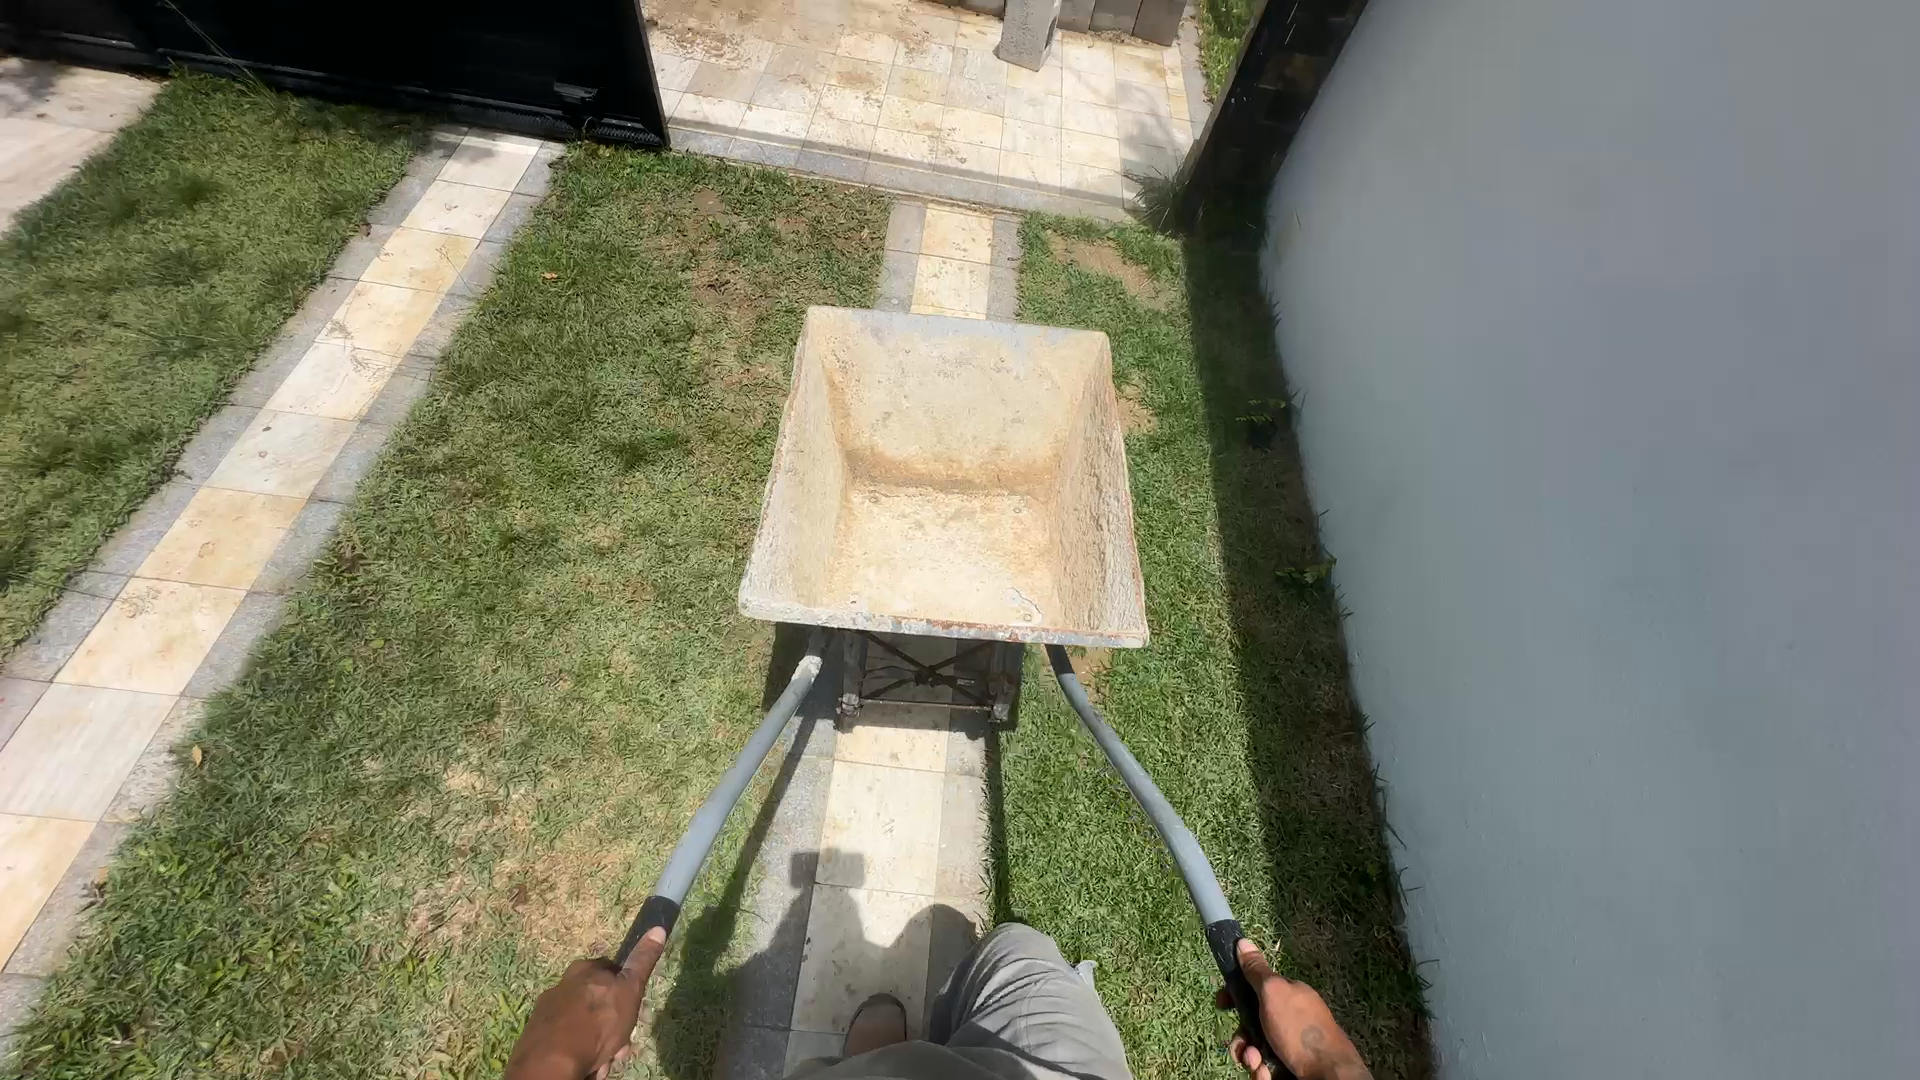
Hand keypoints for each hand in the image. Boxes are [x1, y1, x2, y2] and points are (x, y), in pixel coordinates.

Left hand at [504, 927, 666, 1079]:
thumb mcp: (629, 989)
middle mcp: (561, 985)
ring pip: (580, 1025)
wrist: (551, 1065)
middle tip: (619, 1045)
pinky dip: (576, 1052)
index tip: (631, 1014)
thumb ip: (642, 961)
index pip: (611, 974)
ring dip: (595, 1041)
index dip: (625, 995)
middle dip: (610, 1024)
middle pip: (595, 1003)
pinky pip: (564, 1042)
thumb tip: (658, 928)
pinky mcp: (533, 1040)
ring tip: (602, 1061)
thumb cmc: (597, 1023)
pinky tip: (585, 1064)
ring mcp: (545, 1014)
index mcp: (584, 969)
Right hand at [1215, 939, 1370, 1079]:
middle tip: (1243, 1047)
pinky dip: (1263, 1072)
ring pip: (1257, 1047)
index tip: (1221, 1004)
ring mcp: (1293, 1046)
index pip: (1255, 988)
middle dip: (1242, 1035)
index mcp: (1289, 995)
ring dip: (1249, 1056)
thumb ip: (1256, 970)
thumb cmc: (1300, 1029)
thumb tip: (1242, 941)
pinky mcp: (1293, 1068)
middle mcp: (1290, 1019)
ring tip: (1256, 1065)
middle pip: (1253, 1022)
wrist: (1332, 1076)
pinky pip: (1269, 1068)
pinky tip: (1267, 1075)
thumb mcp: (1273, 992)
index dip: (1235, 995)